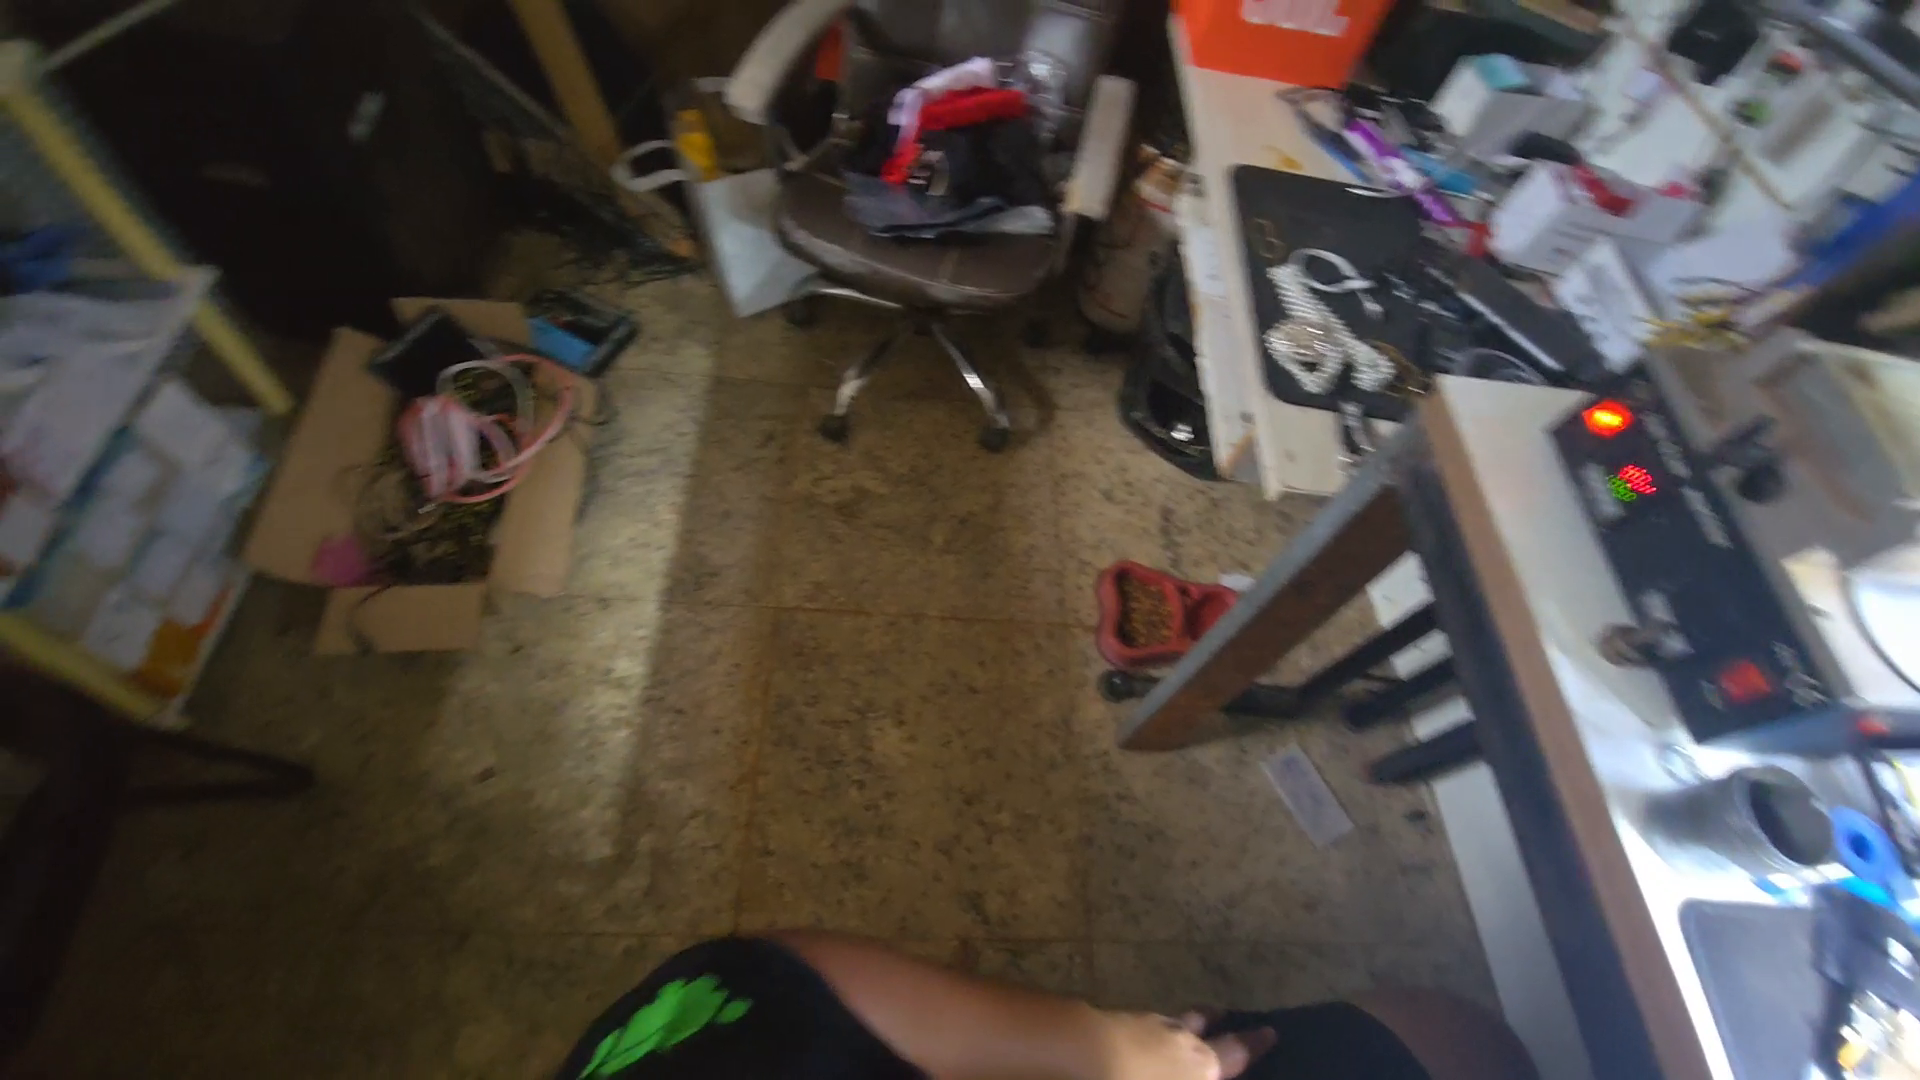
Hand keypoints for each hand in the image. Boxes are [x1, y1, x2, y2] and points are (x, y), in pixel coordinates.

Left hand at [1094, 1011, 1274, 1079]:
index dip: (1253, 1044)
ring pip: (1169, 1023)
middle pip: (1201, 1024)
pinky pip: (1141, 1027)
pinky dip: (1148, 1034)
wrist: (1080, 1054)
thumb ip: (1204, 1070)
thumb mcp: (1188, 1077)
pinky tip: (1142, 1041)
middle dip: (1214, 1022)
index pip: (1235, 1053)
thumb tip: (1209, 1066)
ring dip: (1179, 1026)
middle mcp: (1177, 1036)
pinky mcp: (1113, 1024)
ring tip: (1182, 1030)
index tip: (1270, 1030)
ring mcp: (1143, 1024)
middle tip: (1224, 1013)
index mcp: (1201, 1064)